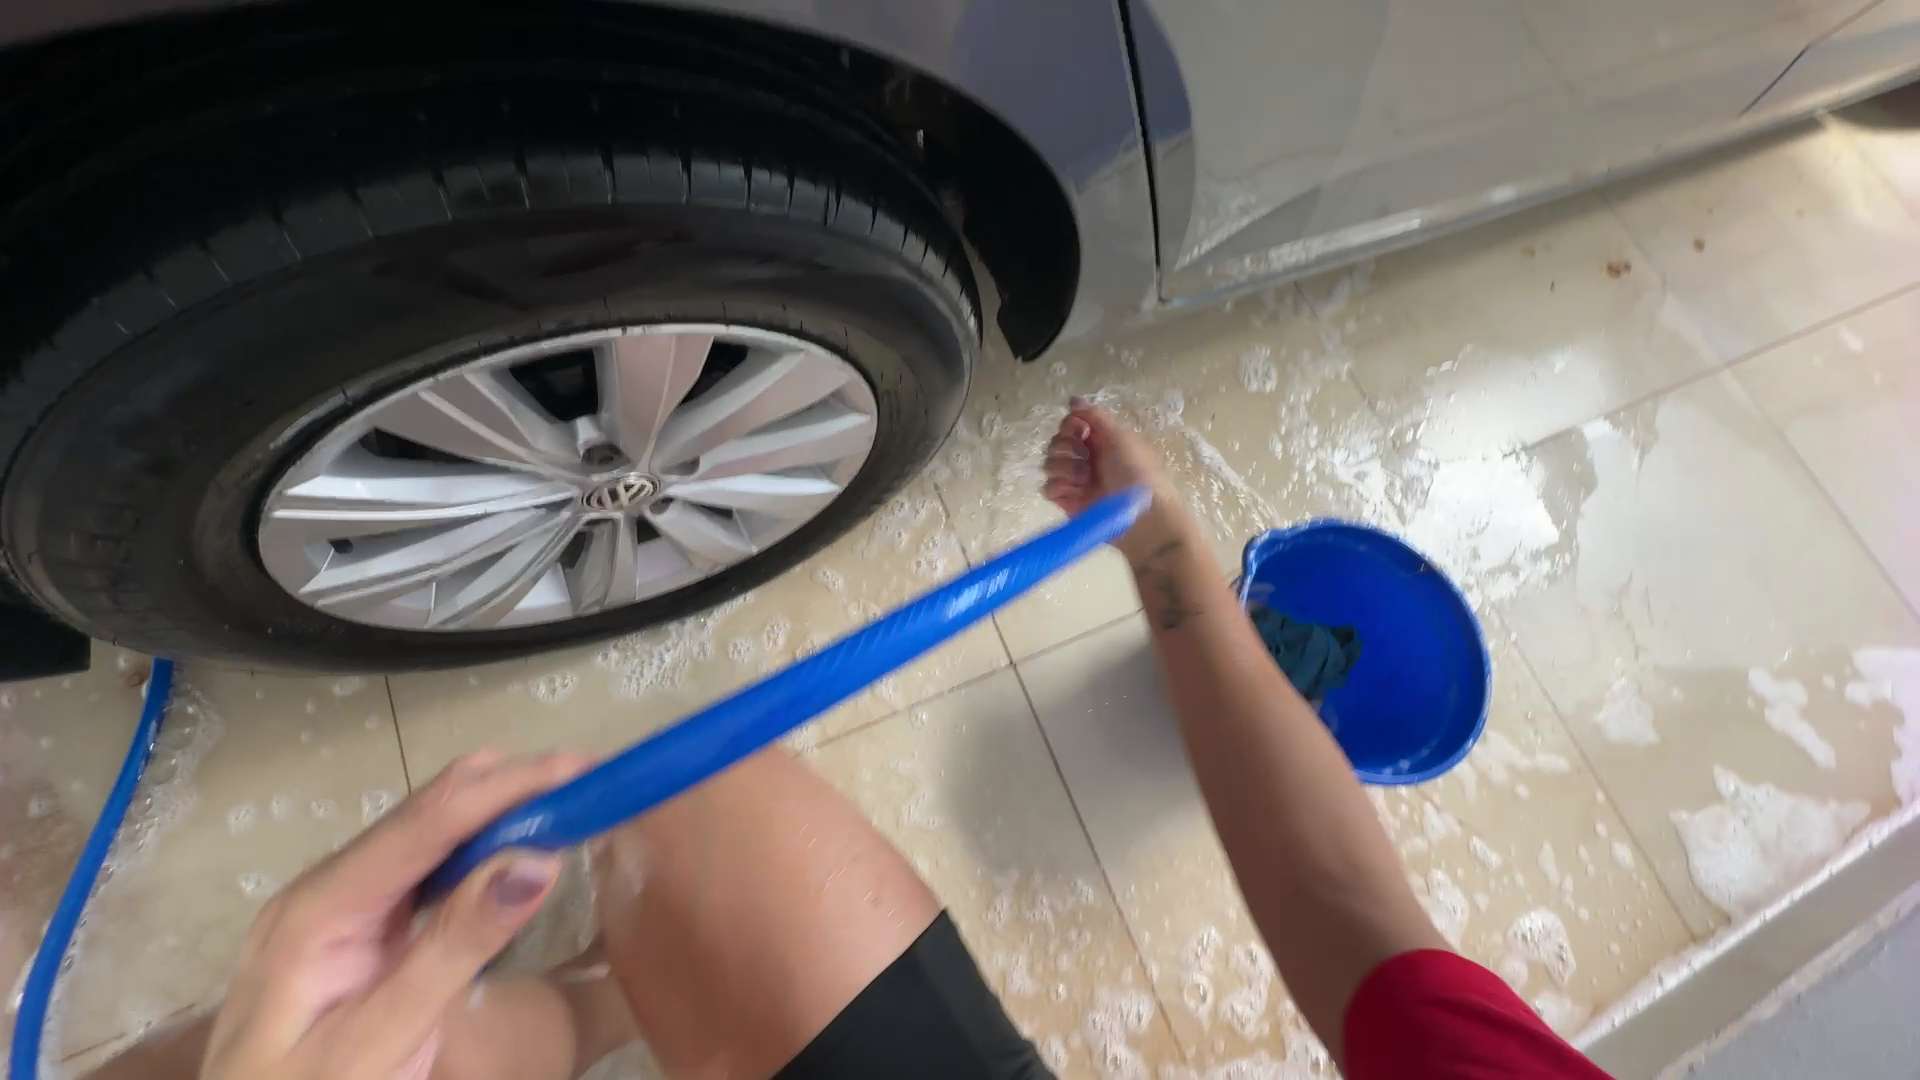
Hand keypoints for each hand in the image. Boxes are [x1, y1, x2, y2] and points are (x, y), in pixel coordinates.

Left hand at [201, 750, 586, 1079]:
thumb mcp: (381, 1041)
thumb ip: (457, 946)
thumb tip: (541, 859)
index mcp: (319, 907)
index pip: (428, 820)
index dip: (509, 784)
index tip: (584, 765)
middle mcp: (331, 882)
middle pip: (435, 803)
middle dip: (516, 783)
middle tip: (591, 789)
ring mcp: (349, 896)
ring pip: (441, 821)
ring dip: (509, 807)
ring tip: (574, 808)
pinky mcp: (371, 914)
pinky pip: (440, 854)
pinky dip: (493, 839)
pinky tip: (526, 847)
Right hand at [1042, 396, 1195, 563]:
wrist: (1142, 517)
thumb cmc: (1137, 472)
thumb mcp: (1121, 437)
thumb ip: (1094, 416)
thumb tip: (1072, 399)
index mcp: (1100, 440)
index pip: (1070, 424)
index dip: (1071, 426)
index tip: (1082, 433)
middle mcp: (1086, 458)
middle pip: (1056, 442)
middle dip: (1066, 446)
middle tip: (1084, 456)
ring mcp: (1075, 481)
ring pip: (1049, 463)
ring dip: (1064, 467)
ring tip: (1084, 479)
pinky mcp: (1067, 502)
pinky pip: (1048, 487)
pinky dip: (1059, 486)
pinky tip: (1076, 491)